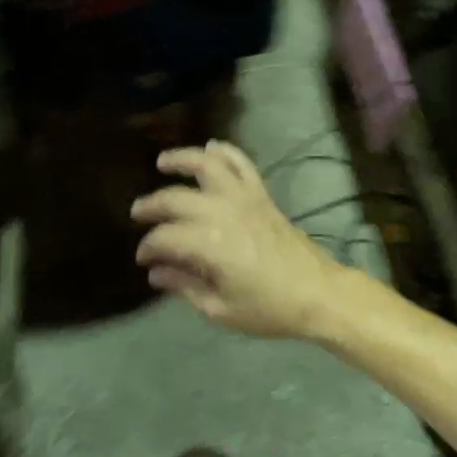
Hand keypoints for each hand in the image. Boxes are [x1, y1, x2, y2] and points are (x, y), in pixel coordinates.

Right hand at [131, 141, 351, 339]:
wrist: (318, 293)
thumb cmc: (268, 308)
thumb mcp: (220, 309)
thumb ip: (185, 286)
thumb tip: (157, 272)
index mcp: (210, 244)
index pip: (166, 237)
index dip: (149, 247)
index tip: (143, 259)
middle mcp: (223, 212)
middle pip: (176, 199)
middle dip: (152, 206)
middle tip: (138, 214)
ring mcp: (244, 198)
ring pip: (208, 165)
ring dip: (182, 159)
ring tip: (162, 162)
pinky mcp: (262, 194)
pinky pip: (242, 163)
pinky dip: (226, 151)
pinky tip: (211, 147)